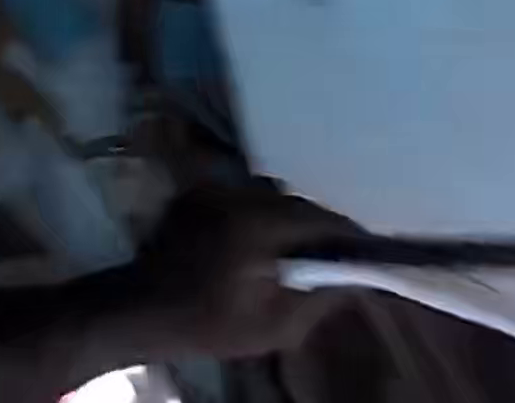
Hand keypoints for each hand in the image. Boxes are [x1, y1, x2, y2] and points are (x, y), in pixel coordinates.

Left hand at [125, 184, 366, 358]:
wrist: (145, 307)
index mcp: (255, 224)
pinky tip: (261, 240)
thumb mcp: (276, 324)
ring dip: (287, 217)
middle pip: (291, 201)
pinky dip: (258, 214)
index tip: (369, 247)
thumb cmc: (212, 324)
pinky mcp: (195, 192)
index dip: (346, 230)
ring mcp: (210, 189)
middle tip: (340, 250)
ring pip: (265, 196)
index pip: (314, 216)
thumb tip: (357, 279)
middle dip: (318, 224)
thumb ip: (321, 296)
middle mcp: (233, 194)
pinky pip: (240, 197)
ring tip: (302, 247)